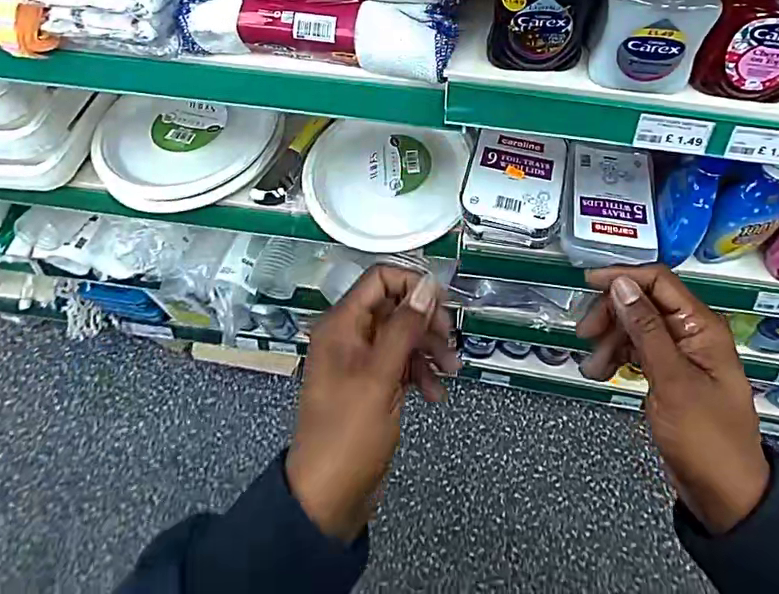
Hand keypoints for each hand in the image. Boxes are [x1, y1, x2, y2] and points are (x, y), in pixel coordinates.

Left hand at [286, 265, 455, 540]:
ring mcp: (361, 360)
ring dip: (429, 350)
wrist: (327, 499)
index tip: (442, 303)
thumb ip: (405, 326)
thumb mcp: (380, 375)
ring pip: (403, 335)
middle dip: (426, 322)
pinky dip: (420, 373)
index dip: (413, 284)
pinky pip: (402, 362)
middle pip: (396, 307)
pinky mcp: (373, 383)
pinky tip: (434, 394)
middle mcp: (350, 335)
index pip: (380, 279)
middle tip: (451, 342)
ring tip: (451, 372)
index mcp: (342, 324)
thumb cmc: (349, 432)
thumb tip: (429, 284)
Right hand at [576, 265, 769, 534]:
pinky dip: (619, 357)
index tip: (589, 282)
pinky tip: (602, 372)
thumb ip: (646, 329)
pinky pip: (640, 351)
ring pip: (638, 328)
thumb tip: (621, 284)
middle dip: (612, 313)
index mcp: (701, 325)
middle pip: (644, 303)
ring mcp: (681, 355)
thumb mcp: (673, 381)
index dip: (623, 277)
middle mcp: (692, 332)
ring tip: (592, 367)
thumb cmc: (706, 438)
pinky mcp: (670, 375)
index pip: (659, 281)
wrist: (727, 498)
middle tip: (585, 333)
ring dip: (611, 339)